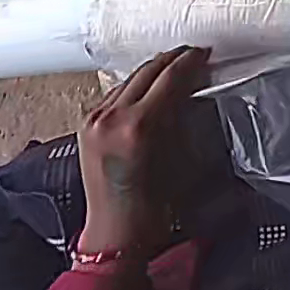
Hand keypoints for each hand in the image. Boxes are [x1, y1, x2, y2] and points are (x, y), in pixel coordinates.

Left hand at [77, 47, 209, 255]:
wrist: (115, 235)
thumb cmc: (153, 209)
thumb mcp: (180, 159)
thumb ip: (183, 119)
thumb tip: (192, 89)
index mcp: (138, 127)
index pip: (169, 79)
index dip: (190, 63)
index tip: (203, 54)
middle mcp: (111, 117)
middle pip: (147, 71)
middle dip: (172, 60)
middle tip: (193, 55)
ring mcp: (94, 119)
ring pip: (130, 79)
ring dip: (154, 70)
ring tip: (174, 68)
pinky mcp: (86, 124)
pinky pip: (115, 94)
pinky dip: (135, 87)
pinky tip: (149, 89)